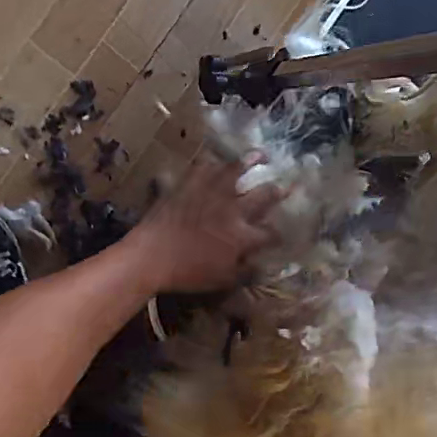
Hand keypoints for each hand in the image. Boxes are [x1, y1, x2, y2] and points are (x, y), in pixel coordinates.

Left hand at [126, 152, 284, 292]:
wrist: (149, 257)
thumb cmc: (188, 272)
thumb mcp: (223, 280)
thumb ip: (245, 272)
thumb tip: (260, 266)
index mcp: (243, 236)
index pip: (271, 234)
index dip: (279, 235)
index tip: (281, 236)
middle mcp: (233, 210)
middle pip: (263, 195)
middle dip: (278, 191)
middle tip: (287, 186)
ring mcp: (210, 194)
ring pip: (235, 170)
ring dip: (251, 161)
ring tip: (261, 155)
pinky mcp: (188, 185)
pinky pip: (203, 168)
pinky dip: (213, 163)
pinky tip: (218, 162)